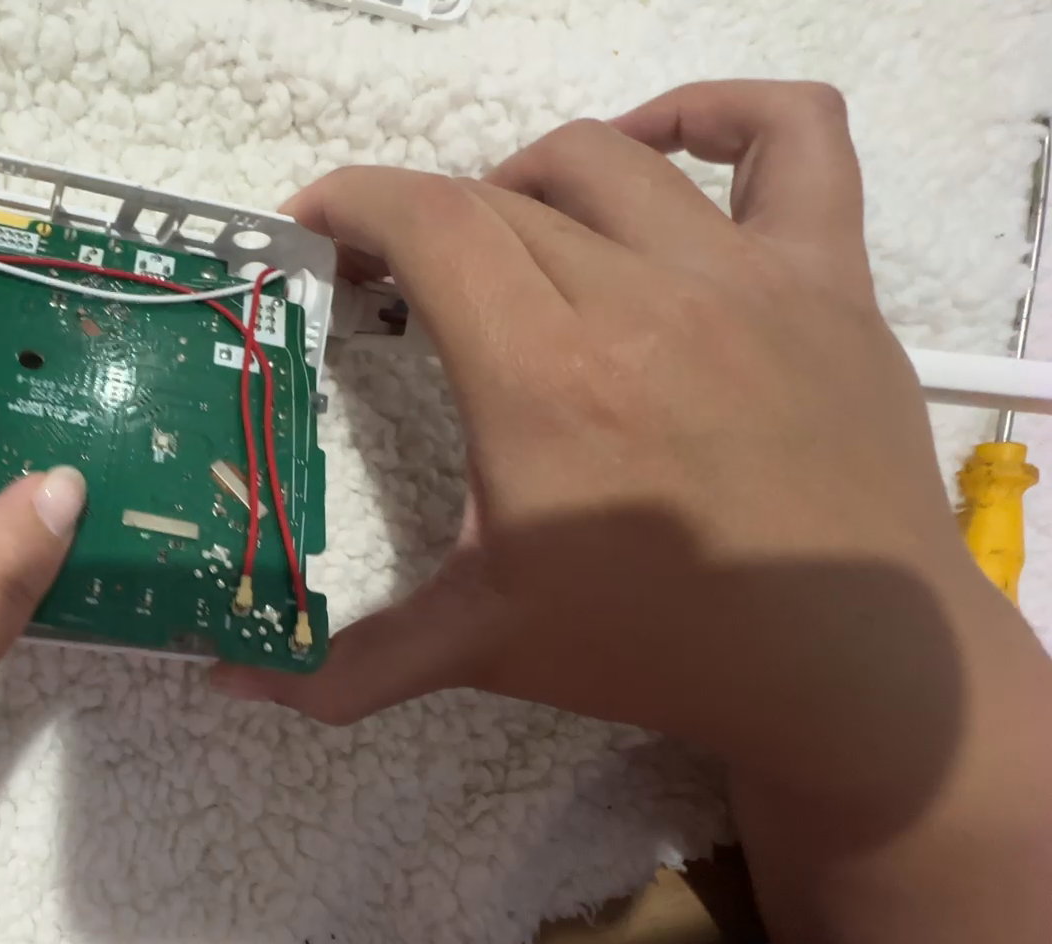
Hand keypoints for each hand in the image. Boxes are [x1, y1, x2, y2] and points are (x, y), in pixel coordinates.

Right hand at [215, 82, 986, 781]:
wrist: (854, 668)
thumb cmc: (647, 645)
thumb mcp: (475, 650)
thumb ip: (344, 667)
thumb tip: (229, 685)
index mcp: (541, 383)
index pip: (433, 228)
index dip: (355, 202)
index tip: (306, 222)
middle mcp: (639, 303)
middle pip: (493, 200)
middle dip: (407, 218)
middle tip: (370, 277)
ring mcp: (747, 279)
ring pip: (605, 160)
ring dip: (512, 182)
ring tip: (482, 242)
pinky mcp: (828, 280)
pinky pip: (791, 137)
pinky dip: (707, 116)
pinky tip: (649, 157)